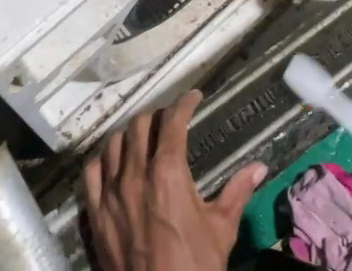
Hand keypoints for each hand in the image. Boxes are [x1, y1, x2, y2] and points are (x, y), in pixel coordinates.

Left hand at [80, 90, 268, 270]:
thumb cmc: (195, 266)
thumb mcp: (221, 229)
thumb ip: (237, 192)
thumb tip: (259, 167)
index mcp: (168, 173)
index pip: (172, 122)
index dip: (184, 103)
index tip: (193, 97)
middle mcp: (135, 175)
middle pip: (139, 126)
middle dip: (157, 116)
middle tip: (170, 120)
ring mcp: (110, 194)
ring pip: (113, 144)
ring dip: (129, 134)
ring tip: (142, 136)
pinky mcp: (95, 214)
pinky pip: (91, 173)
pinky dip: (102, 160)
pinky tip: (112, 161)